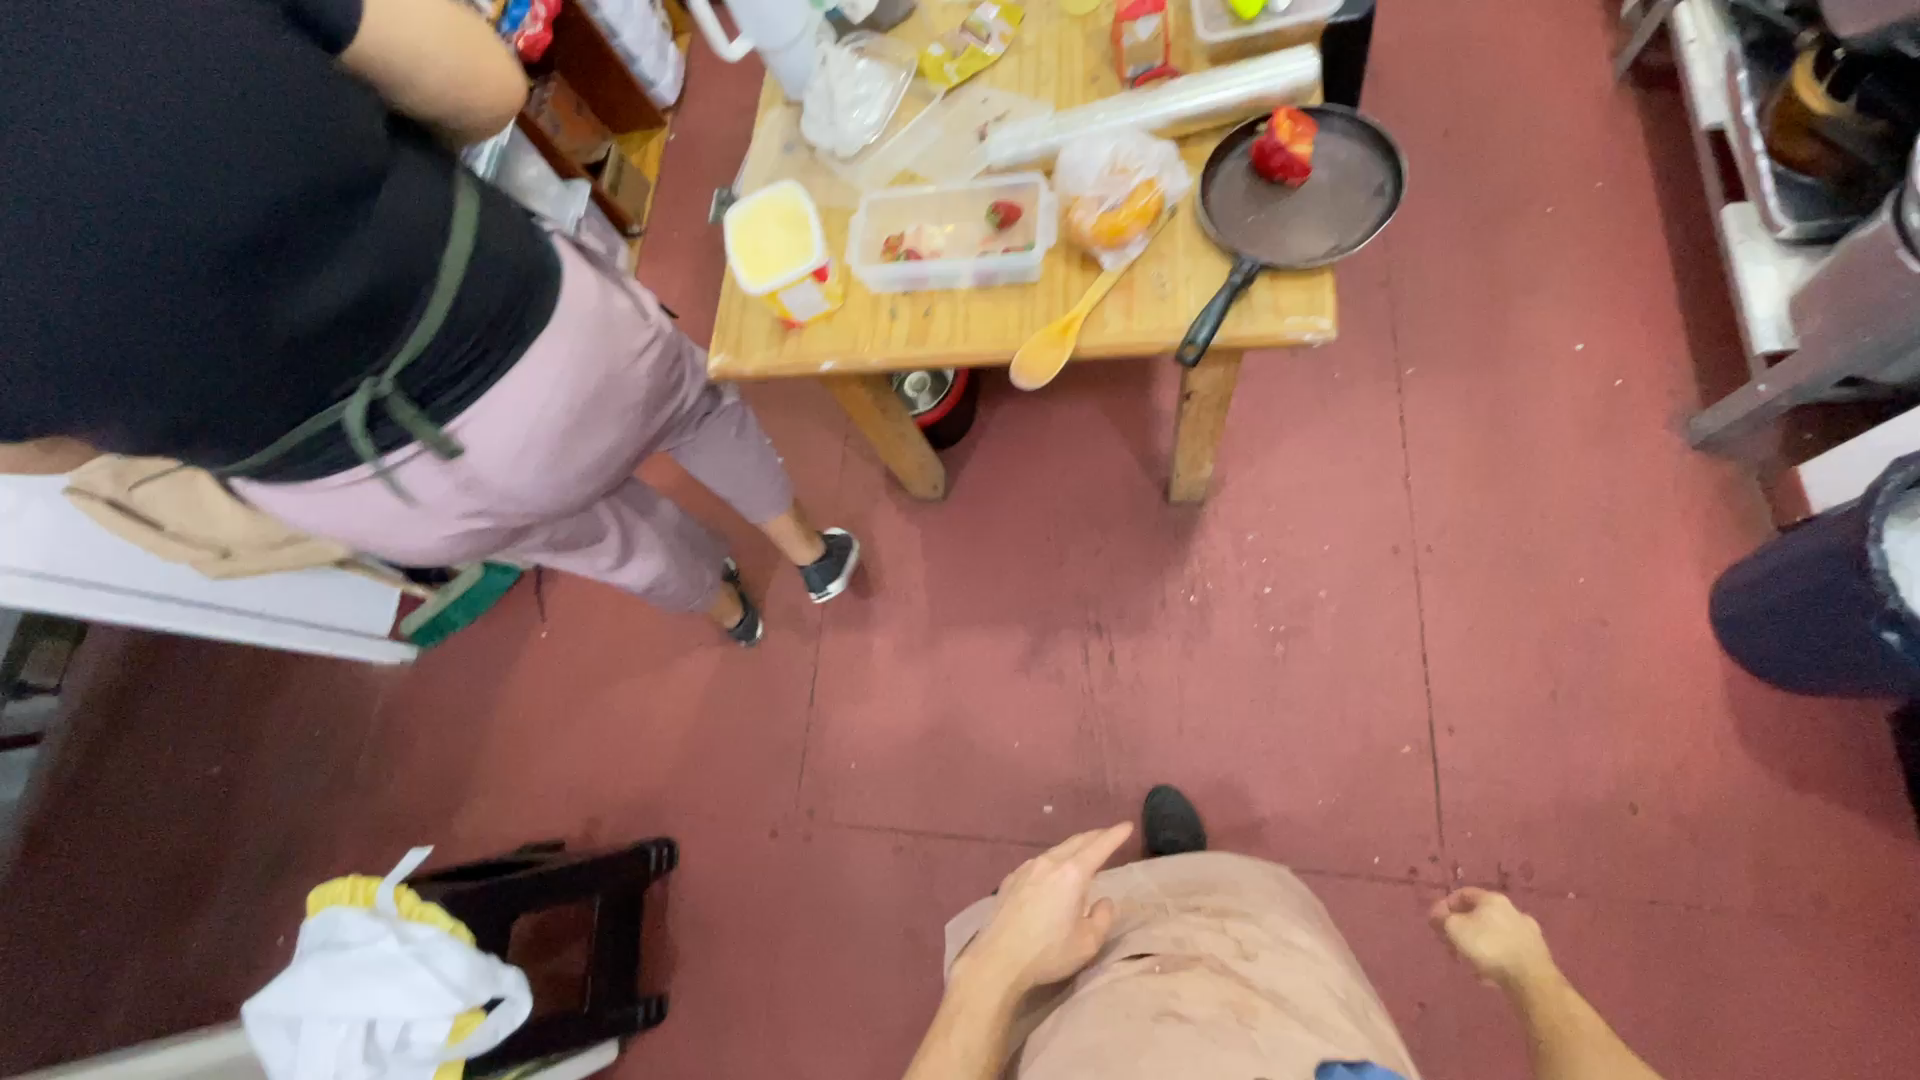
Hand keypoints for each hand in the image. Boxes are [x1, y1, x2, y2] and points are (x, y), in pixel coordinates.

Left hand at [958, 823, 1133, 996]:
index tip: (1127, 825)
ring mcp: (1027, 868)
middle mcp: (1049, 863)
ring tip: (1083, 853)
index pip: (1099, 847)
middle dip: (1096, 836)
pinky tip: (1052, 874)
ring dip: (1073, 848)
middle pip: (1077, 842)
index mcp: (1072, 874)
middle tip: (1109, 835)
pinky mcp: (1011, 879)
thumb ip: (1103, 918)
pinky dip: (1053, 862)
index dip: (1115, 835)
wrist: (998, 958)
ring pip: (1056, 850)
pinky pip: (1039, 863)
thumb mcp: (1088, 943)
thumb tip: (1104, 900)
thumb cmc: (1048, 952)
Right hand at [1429, 887, 1556, 990]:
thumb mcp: (1453, 928)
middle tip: (1451, 944)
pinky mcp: (1539, 955)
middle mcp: (1513, 911)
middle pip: (1479, 916)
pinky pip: (1508, 952)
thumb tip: (1438, 915)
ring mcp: (1529, 933)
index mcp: (1492, 899)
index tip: (1436, 923)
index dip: (1445, 906)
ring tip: (1468, 962)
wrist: (1532, 981)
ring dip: (1479, 945)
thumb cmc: (1488, 947)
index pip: (1462, 894)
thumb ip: (1441, 918)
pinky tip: (1487, 973)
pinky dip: (1496, 959)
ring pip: (1494, 935)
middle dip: (1462, 929)